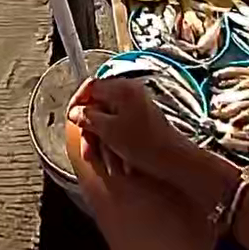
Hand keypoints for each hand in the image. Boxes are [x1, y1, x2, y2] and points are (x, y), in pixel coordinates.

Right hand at [68, 76, 240, 210]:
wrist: (177, 163)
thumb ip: (87, 118)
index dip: (77, 101)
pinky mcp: (143, 119)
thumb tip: (75, 112)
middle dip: (91, 128)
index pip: (90, 86)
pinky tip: (116, 161)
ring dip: (103, 140)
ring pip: (108, 118)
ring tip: (105, 162)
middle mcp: (130, 92)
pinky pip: (121, 126)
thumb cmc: (145, 145)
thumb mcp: (108, 131)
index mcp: (121, 89)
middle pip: (98, 104)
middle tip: (87, 146)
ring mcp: (137, 105)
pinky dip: (115, 142)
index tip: (71, 116)